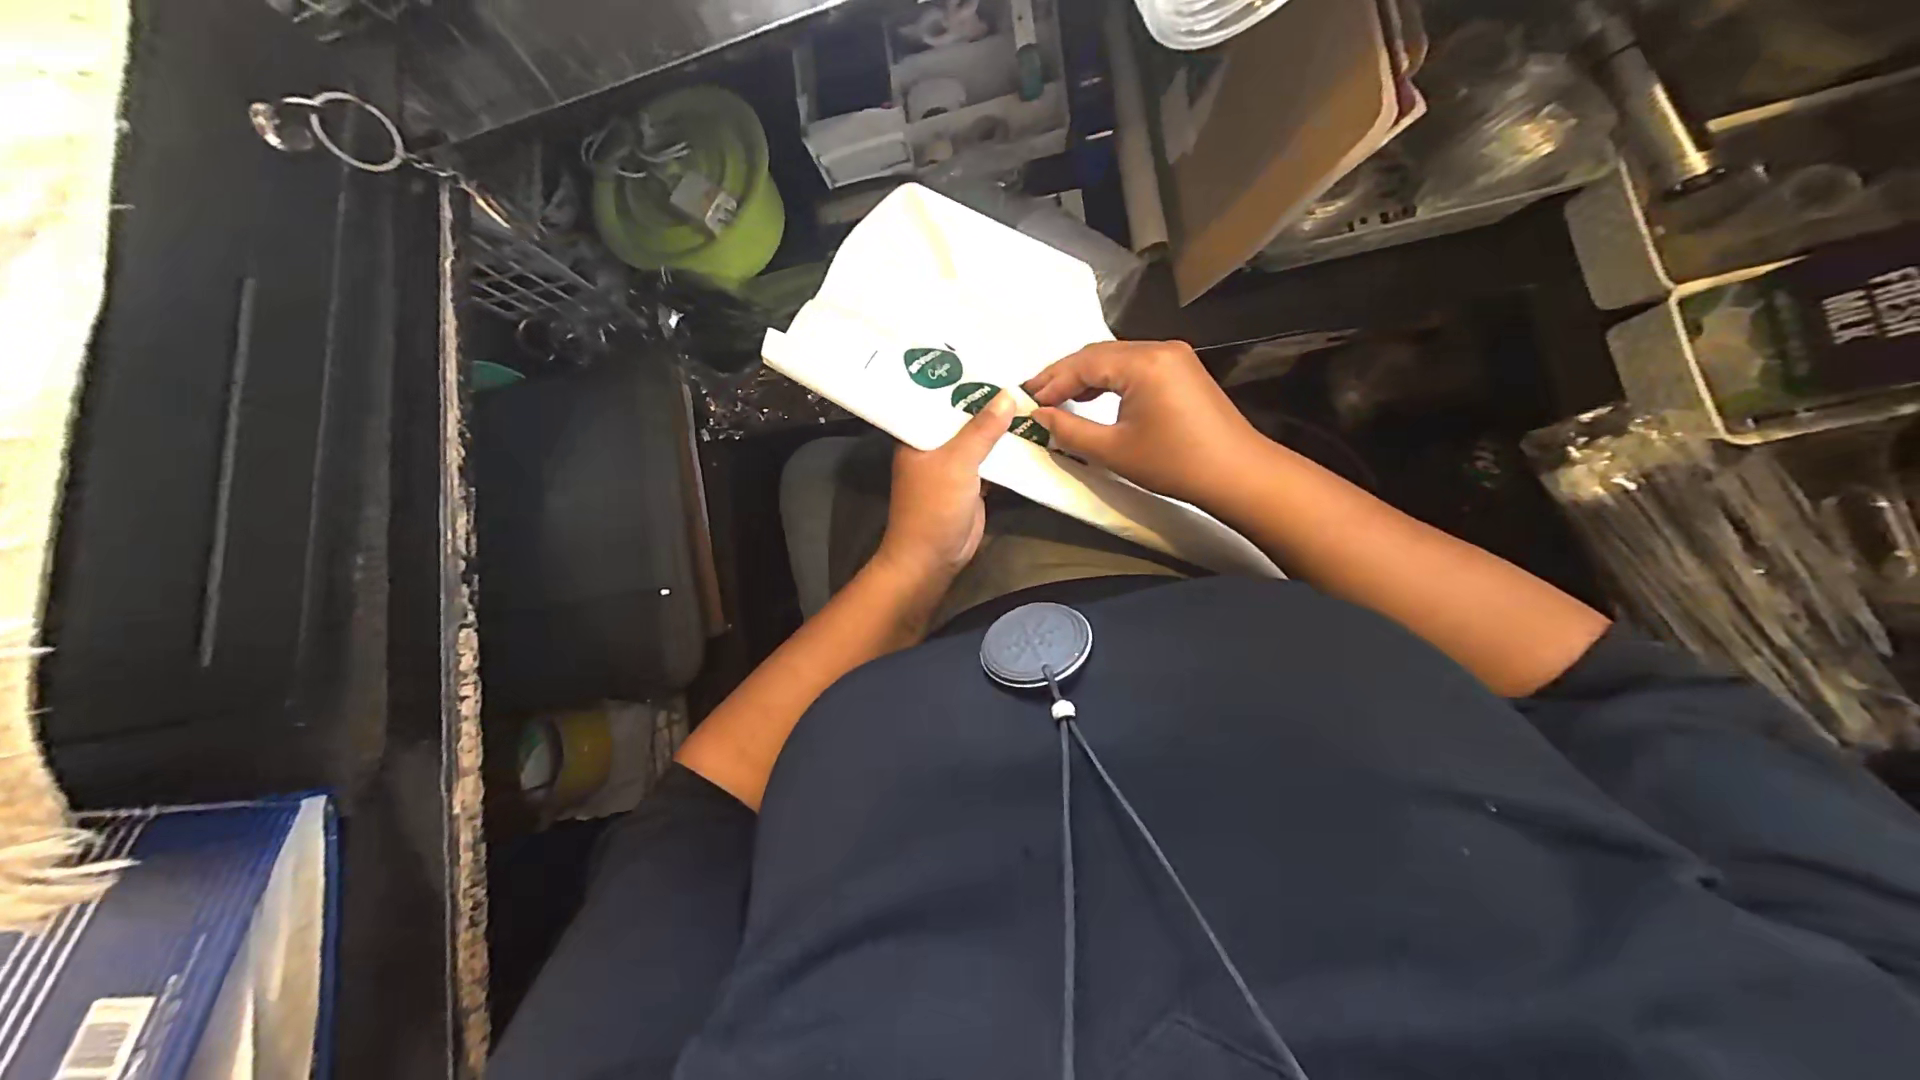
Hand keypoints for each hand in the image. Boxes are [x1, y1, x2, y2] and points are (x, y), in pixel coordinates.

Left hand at [875, 390, 1015, 580]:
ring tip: (1031, 397)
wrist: (932, 558)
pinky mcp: (972, 484)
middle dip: (988, 401)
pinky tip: (1031, 434)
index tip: (988, 357)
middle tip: (1020, 373)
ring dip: (1001, 426)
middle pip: (963, 416)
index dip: (960, 378)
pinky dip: (1008, 451)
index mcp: (917, 434)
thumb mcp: (957, 461)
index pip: (936, 397)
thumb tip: (1008, 395)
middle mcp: (933, 445)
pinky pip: (992, 461)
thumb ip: (981, 429)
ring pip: (980, 439)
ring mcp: (954, 465)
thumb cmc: (933, 506)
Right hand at [1024, 340, 1268, 505]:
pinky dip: (1110, 378)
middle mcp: (1159, 348)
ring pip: (1116, 357)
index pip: (1083, 363)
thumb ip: (1069, 429)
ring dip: (1086, 375)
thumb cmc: (1173, 463)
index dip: (1051, 381)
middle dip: (1064, 374)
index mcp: (1142, 363)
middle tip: (1035, 396)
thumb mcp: (1113, 450)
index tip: (1026, 400)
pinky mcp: (1182, 369)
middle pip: (1099, 353)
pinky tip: (1093, 396)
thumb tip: (1039, 415)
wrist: (1237, 474)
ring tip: (1058, 397)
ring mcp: (1174, 356)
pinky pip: (1135, 365)